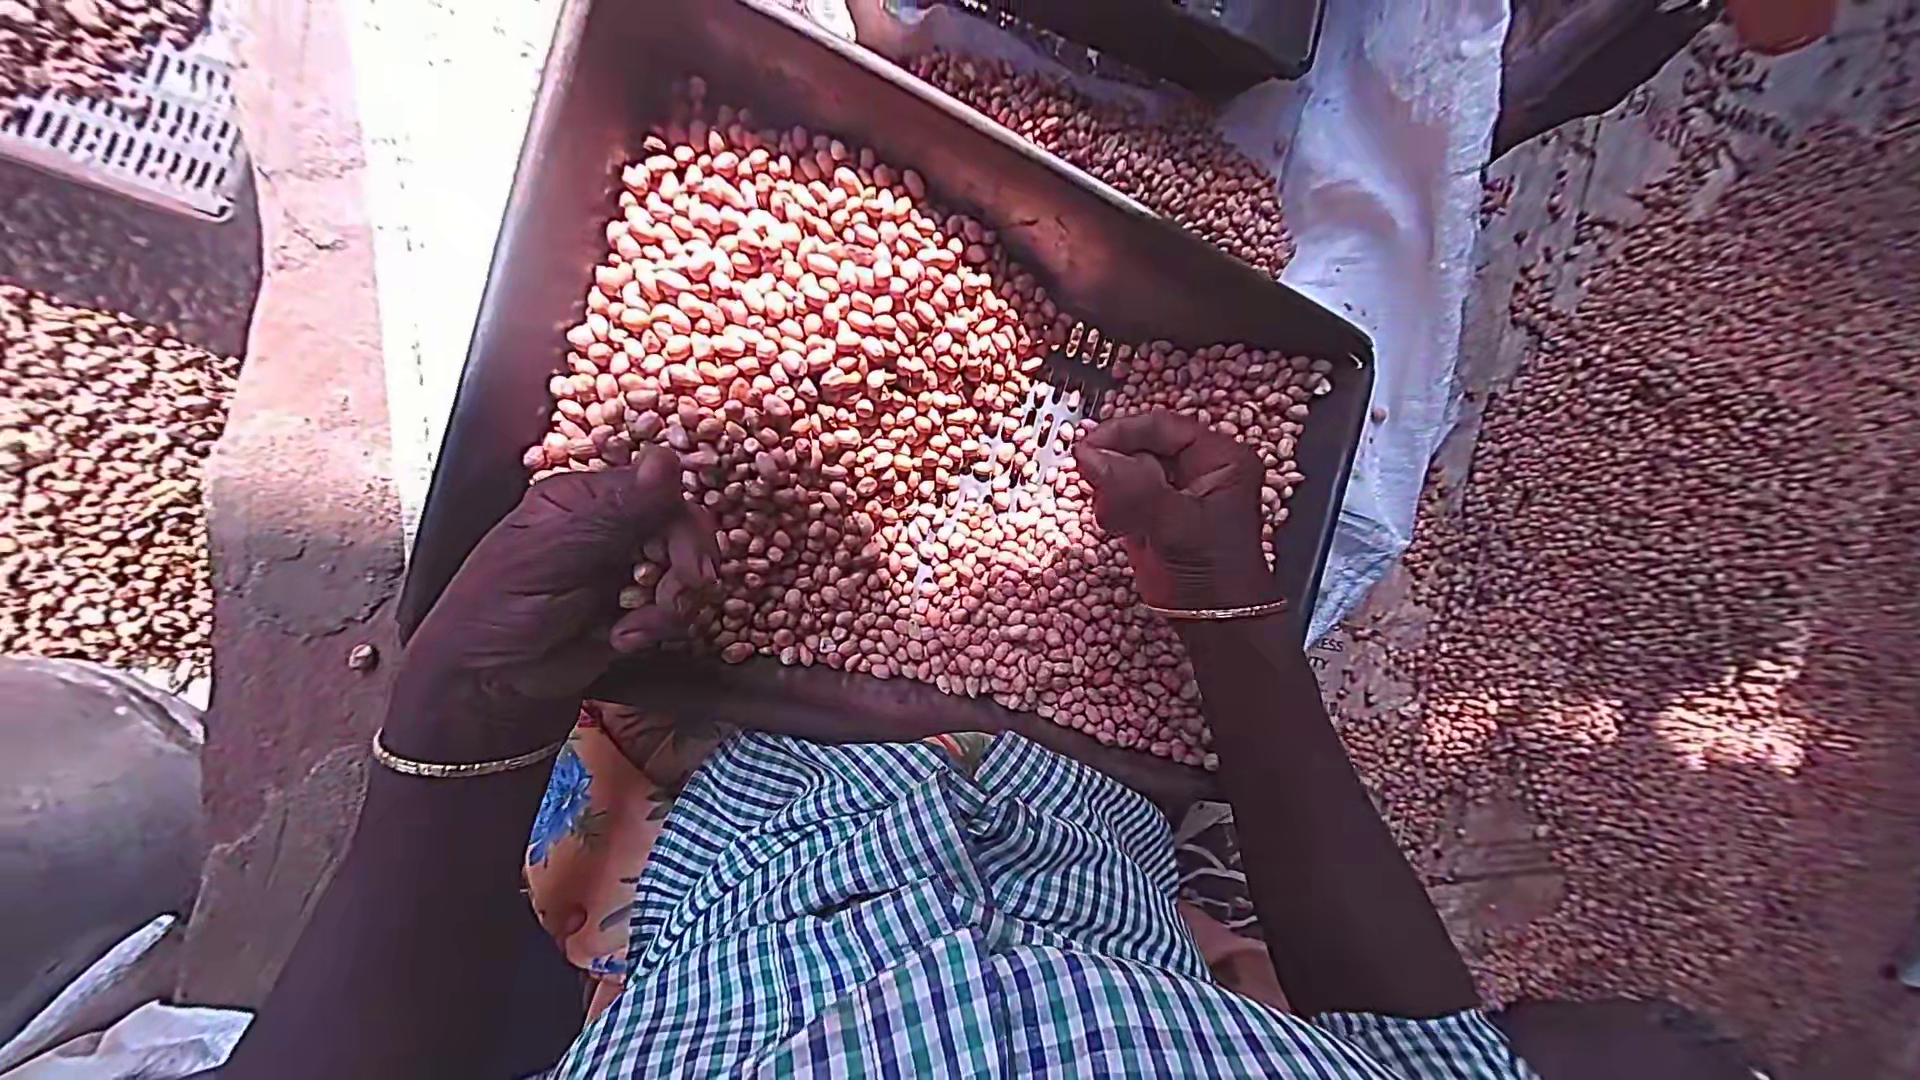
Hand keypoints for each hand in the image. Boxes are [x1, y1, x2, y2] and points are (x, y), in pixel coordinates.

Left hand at [390, 446, 716, 759]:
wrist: (489, 687)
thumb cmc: (496, 612)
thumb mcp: (552, 556)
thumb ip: (615, 511)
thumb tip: (665, 460)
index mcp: (586, 500)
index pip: (660, 494)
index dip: (684, 529)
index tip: (690, 567)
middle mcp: (614, 527)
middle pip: (684, 532)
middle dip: (684, 570)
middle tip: (673, 599)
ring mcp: (630, 566)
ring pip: (688, 570)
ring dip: (671, 604)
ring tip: (633, 628)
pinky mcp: (641, 603)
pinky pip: (678, 605)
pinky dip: (660, 625)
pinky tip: (625, 637)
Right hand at [1073, 410, 1276, 610]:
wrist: (1212, 620)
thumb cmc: (1211, 570)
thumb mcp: (1176, 523)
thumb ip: (1132, 486)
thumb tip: (1088, 455)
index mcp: (1218, 458)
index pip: (1162, 426)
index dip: (1123, 432)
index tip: (1087, 445)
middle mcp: (1195, 468)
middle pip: (1139, 447)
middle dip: (1115, 468)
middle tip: (1095, 486)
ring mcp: (1170, 491)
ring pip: (1124, 471)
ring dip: (1112, 493)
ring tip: (1117, 520)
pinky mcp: (1150, 513)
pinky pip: (1118, 496)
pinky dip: (1111, 510)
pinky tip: (1120, 529)